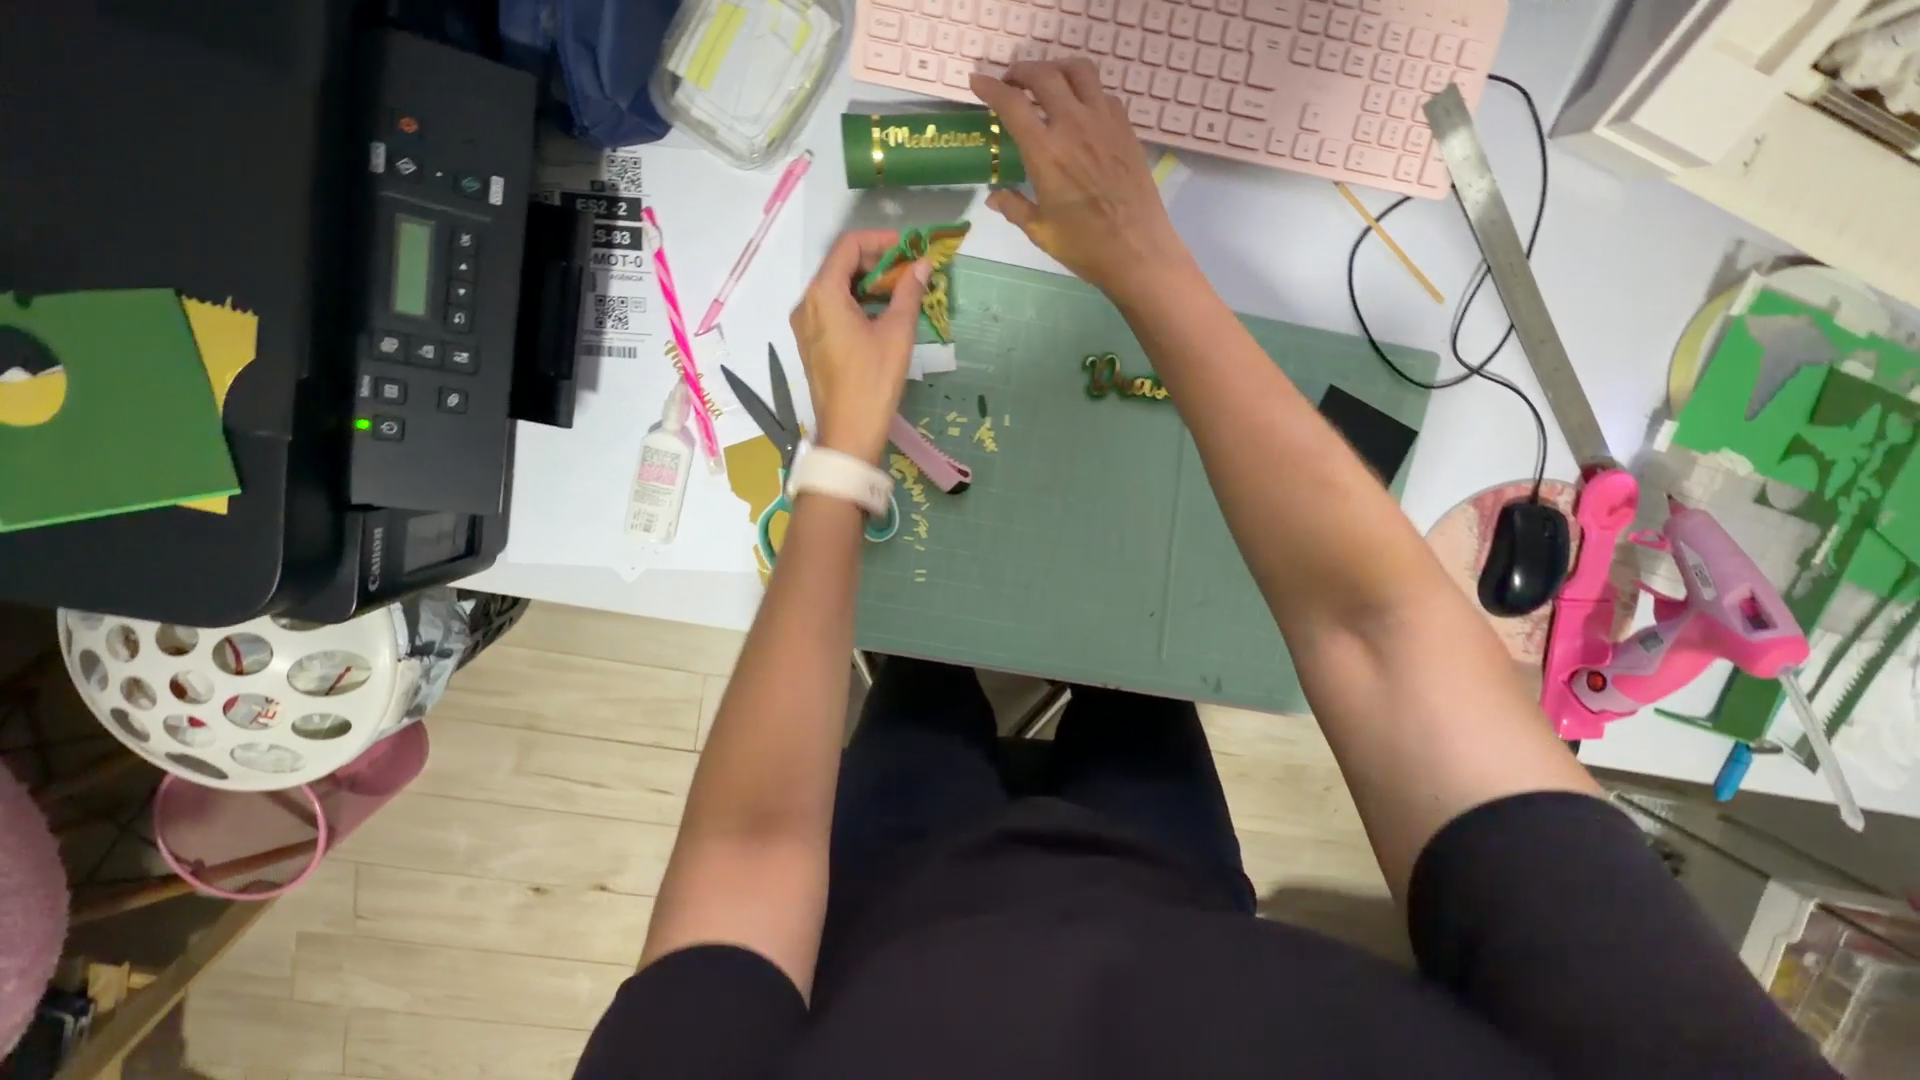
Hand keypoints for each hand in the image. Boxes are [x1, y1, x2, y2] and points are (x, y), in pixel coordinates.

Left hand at [790, 230, 929, 463]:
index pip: (848, 246)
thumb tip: (922, 265)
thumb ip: (908, 292)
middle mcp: (807, 303)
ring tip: (903, 293)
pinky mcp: (812, 343)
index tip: (910, 249)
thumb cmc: (873, 381)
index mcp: (823, 294)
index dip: (881, 241)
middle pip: (841, 265)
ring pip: (837, 288)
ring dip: (869, 284)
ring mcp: (806, 325)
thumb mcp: (897, 333)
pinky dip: (858, 304)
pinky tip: (884, 315)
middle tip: (911, 272)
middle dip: (877, 263)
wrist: (849, 433)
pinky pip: (833, 310)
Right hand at [971, 59, 1194, 300]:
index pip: (1012, 104)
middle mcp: (1073, 126)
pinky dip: (1085, 91)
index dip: (990, 87)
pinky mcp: (1125, 128)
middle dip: (1021, 71)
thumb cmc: (1085, 246)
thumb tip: (994, 196)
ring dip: (1056, 68)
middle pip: (1044, 75)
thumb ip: (1014, 207)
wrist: (1137, 251)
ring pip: (1078, 71)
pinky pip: (1103, 93)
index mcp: (1045, 153)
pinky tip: (1080, 110)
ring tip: (1047, 83)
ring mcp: (1104, 122)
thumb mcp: (1041, 231)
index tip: (977, 82)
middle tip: (1011, 82)